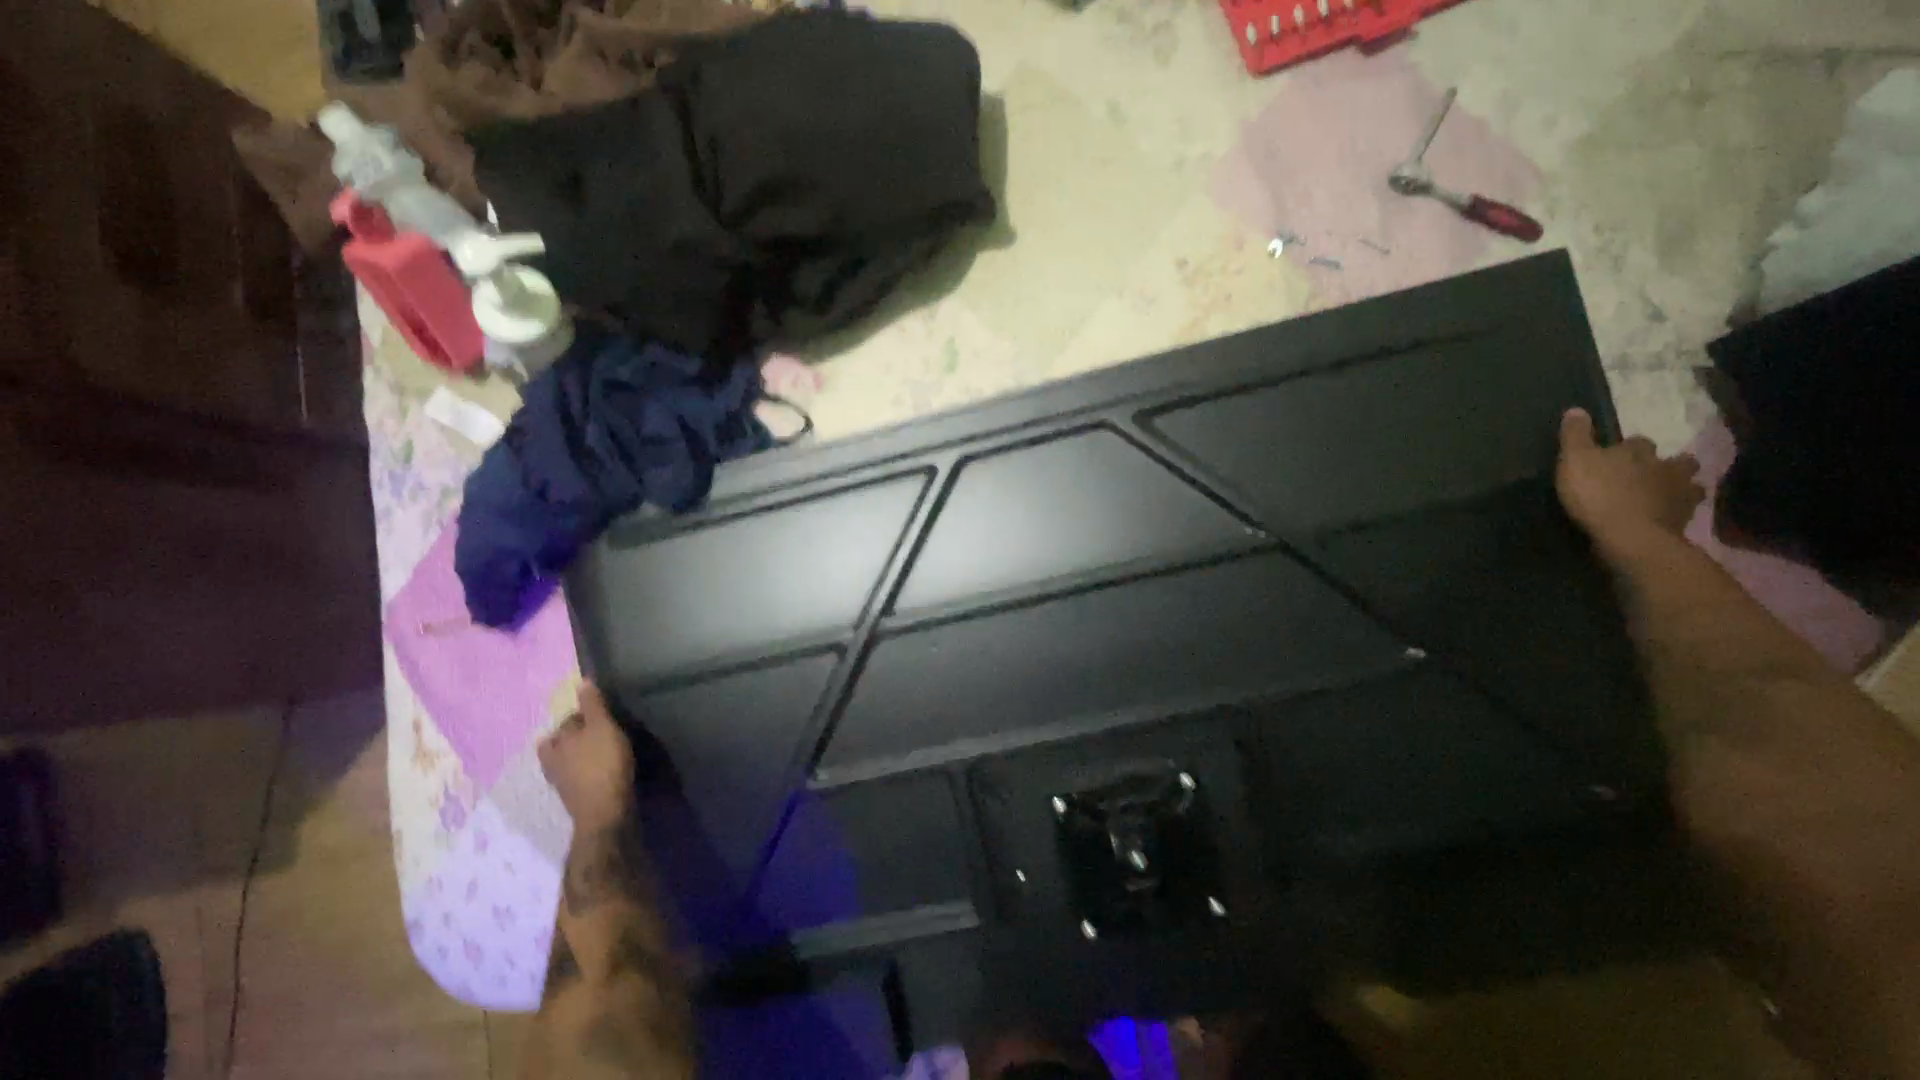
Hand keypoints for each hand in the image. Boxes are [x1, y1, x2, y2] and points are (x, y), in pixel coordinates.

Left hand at [539, 683, 635, 832]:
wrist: (605, 812)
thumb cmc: (604, 764)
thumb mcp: (603, 728)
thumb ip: (593, 706)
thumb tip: (581, 681)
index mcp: (558, 739)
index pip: (569, 719)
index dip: (585, 715)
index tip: (603, 716)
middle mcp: (553, 759)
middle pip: (560, 741)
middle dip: (574, 736)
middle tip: (598, 734)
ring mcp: (559, 781)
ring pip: (564, 762)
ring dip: (575, 757)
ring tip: (595, 754)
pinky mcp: (571, 798)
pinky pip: (574, 779)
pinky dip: (582, 774)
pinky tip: (596, 774)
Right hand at [1556, 408, 1704, 557]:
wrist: (1630, 535)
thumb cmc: (1598, 494)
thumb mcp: (1574, 460)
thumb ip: (1575, 436)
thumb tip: (1576, 409)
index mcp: (1638, 451)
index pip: (1638, 442)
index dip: (1629, 447)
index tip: (1619, 454)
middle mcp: (1665, 467)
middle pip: (1677, 461)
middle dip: (1670, 464)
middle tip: (1656, 473)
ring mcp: (1679, 495)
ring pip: (1690, 485)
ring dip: (1683, 488)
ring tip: (1670, 496)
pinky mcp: (1682, 521)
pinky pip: (1685, 513)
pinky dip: (1678, 514)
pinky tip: (1669, 518)